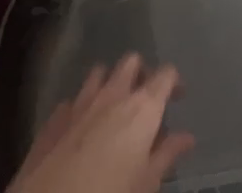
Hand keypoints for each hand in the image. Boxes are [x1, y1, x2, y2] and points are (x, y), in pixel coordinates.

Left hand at [10, 55, 195, 192]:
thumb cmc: (111, 192)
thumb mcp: (148, 181)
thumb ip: (168, 154)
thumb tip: (186, 137)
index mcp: (142, 107)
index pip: (165, 74)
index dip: (174, 81)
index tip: (178, 97)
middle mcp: (112, 94)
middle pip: (130, 62)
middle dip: (141, 73)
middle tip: (146, 98)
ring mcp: (80, 102)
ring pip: (99, 73)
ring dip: (110, 82)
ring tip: (115, 107)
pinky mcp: (55, 117)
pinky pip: (73, 99)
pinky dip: (82, 106)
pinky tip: (83, 126)